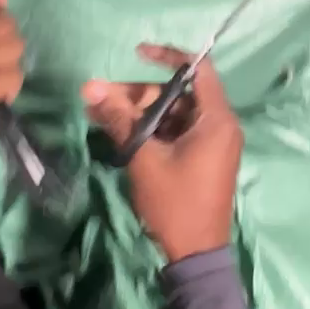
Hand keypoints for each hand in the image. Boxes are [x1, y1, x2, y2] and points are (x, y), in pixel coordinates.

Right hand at [82, 45, 242, 262]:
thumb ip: (120, 119)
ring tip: (99, 114)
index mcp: (217, 119)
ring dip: (138, 113)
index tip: (137, 53)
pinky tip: (117, 131)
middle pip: (177, 94)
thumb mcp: (144, 157)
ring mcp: (211, 143)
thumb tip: (90, 87)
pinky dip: (149, 130)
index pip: (198, 69)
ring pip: (172, 114)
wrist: (195, 255)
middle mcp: (219, 125)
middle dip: (138, 93)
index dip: (167, 56)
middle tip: (100, 97)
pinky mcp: (200, 158)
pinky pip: (174, 132)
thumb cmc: (175, 203)